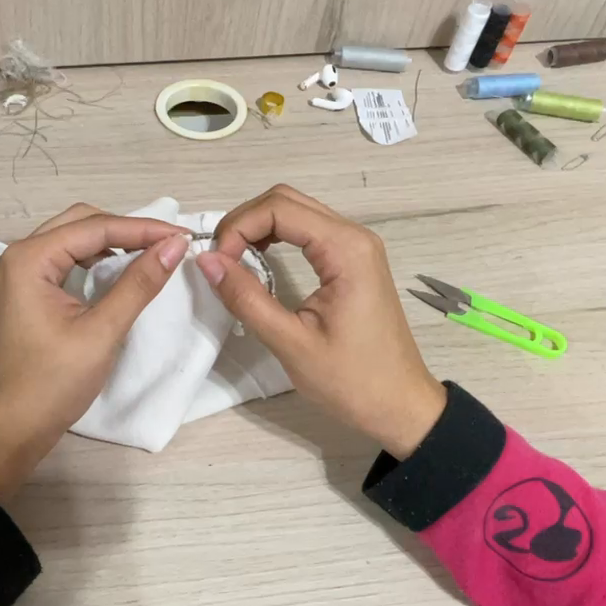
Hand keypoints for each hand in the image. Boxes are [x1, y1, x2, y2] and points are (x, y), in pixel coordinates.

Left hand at [0, 205, 190, 498]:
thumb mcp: (102, 332)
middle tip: (169, 244)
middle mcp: (19, 256)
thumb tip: (174, 246)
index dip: (142, 229)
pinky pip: (66, 261)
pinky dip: (96, 261)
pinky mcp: (26, 292)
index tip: (183, 237)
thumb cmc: (53, 383)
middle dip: (127, 230)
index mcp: (29, 259)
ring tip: (152, 254)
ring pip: (73, 240)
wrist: (12, 429)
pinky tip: (122, 272)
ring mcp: (19, 274)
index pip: (95, 228)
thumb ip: (138, 284)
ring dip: (112, 243)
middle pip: (81, 223)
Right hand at [196, 185, 445, 457]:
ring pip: (295, 211)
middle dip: (244, 222)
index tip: (216, 264)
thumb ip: (246, 298)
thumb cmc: (351, 380)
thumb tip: (206, 260)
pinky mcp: (351, 260)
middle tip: (219, 260)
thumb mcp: (291, 343)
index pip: (279, 208)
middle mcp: (353, 236)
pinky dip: (275, 237)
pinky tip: (257, 261)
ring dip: (257, 227)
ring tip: (231, 261)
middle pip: (286, 200)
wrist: (399, 405)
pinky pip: (306, 231)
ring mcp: (355, 246)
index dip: (238, 228)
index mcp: (345, 250)